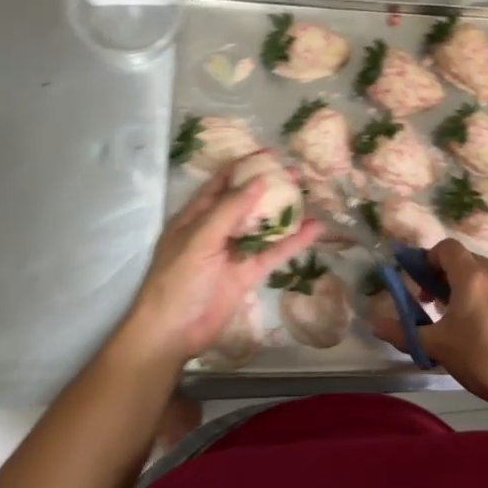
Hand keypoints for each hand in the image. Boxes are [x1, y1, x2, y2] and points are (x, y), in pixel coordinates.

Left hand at [119, 157, 321, 366]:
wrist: (172, 332)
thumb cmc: (177, 279)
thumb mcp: (200, 238)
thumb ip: (229, 209)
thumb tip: (257, 181)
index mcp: (195, 217)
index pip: (220, 184)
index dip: (242, 168)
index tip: (268, 154)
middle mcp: (215, 231)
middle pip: (245, 203)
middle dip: (268, 187)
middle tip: (296, 173)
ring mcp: (232, 253)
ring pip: (262, 227)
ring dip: (284, 212)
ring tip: (310, 194)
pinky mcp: (247, 274)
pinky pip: (272, 253)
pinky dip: (293, 242)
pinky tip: (315, 229)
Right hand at [369, 239, 487, 416]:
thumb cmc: (480, 359)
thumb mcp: (437, 347)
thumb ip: (403, 332)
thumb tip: (374, 325)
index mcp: (472, 277)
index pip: (447, 247)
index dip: (428, 259)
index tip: (419, 283)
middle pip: (465, 260)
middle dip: (444, 274)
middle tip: (431, 302)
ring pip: (483, 274)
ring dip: (464, 286)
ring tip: (454, 317)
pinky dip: (484, 297)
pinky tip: (480, 328)